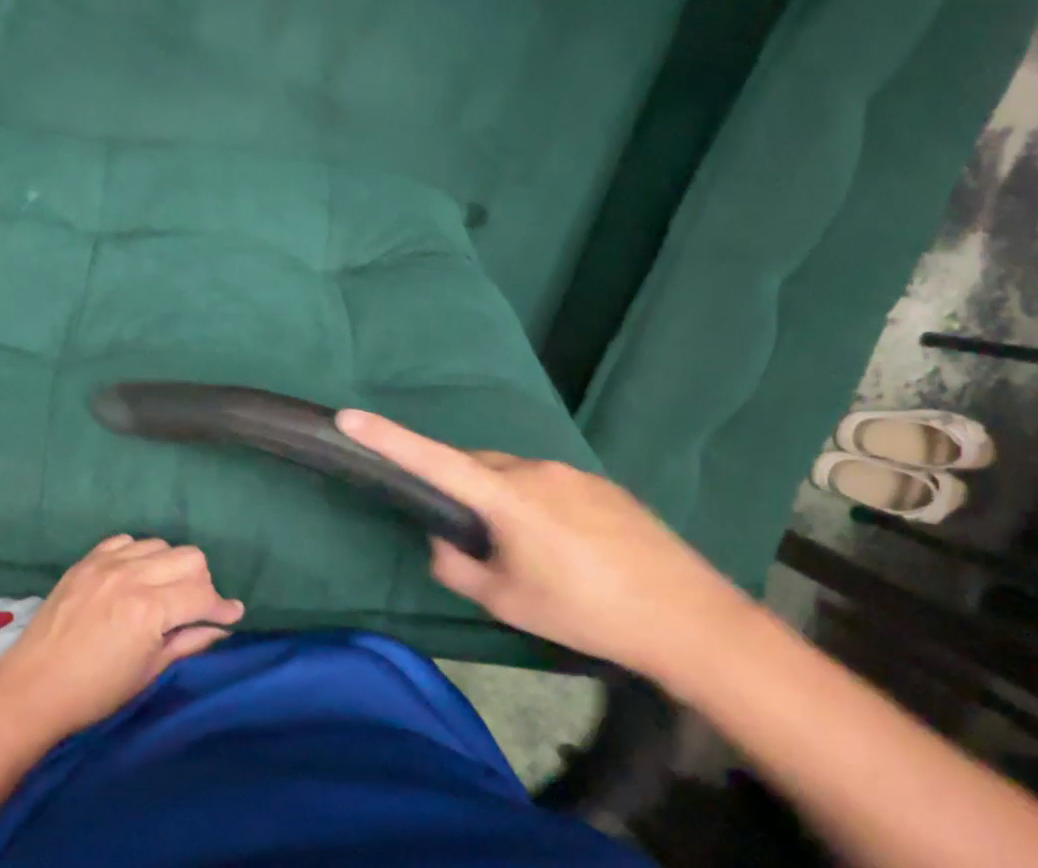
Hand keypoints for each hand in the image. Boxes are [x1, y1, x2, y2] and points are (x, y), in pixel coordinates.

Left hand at [0, 535, 245, 737]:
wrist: (33, 687)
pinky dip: (139, 555)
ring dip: (171, 566)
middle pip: (189, 557)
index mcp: (148, 609)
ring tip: (165, 593)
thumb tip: (220, 627)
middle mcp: (130, 576)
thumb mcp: (148, 672)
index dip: (223, 608)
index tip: (232, 616)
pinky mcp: (85, 561)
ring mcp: (105, 564)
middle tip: (196, 608)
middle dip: (202, 583)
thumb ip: (188, 642)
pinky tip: (135, 577)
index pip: (203, 595)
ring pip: (160, 544)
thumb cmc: (95, 692)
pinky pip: (125, 541)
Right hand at [336, 410, 757, 680]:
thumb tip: (444, 544)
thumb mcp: (507, 602)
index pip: (432, 459)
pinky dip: (537, 507)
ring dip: (502, 502)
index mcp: (506, 497)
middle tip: (468, 538)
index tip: (348, 416)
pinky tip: (562, 551)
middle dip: (458, 487)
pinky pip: (549, 485)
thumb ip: (458, 567)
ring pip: (514, 476)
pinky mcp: (603, 487)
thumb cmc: (585, 613)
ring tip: (524, 554)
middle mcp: (537, 471)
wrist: (689, 620)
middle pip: (475, 465)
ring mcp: (575, 474)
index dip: (387, 438)